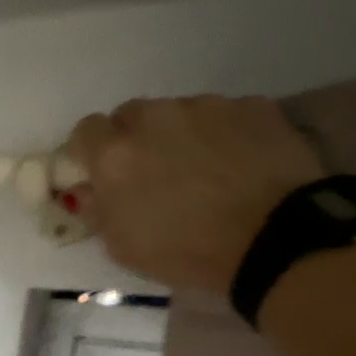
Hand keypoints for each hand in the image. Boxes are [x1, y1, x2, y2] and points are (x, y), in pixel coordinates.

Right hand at [61, 96, 325, 293]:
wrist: (270, 236)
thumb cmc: (183, 251)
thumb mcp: (121, 246)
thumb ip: (96, 209)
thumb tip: (85, 188)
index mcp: (115, 154)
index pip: (85, 131)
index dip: (89, 152)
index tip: (99, 173)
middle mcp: (155, 117)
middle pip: (131, 115)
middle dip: (132, 139)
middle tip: (148, 174)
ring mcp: (207, 106)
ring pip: (178, 112)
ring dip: (177, 135)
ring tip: (198, 170)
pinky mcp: (251, 105)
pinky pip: (223, 114)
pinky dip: (220, 134)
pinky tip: (234, 165)